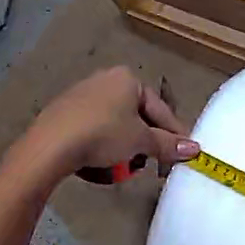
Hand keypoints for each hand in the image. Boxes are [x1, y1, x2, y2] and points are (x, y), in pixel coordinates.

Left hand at [19, 67, 198, 178]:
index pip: (160, 109)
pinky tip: (99, 162)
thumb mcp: (140, 141)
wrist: (51, 145)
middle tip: (150, 163)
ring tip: (123, 165)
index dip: (174, 134)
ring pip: (115, 124)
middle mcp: (105, 79)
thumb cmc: (103, 135)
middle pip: (136, 115)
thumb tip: (194, 149)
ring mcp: (82, 93)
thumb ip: (167, 144)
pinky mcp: (64, 111)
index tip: (184, 154)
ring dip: (124, 146)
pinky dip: (102, 144)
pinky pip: (94, 128)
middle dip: (144, 142)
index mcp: (127, 78)